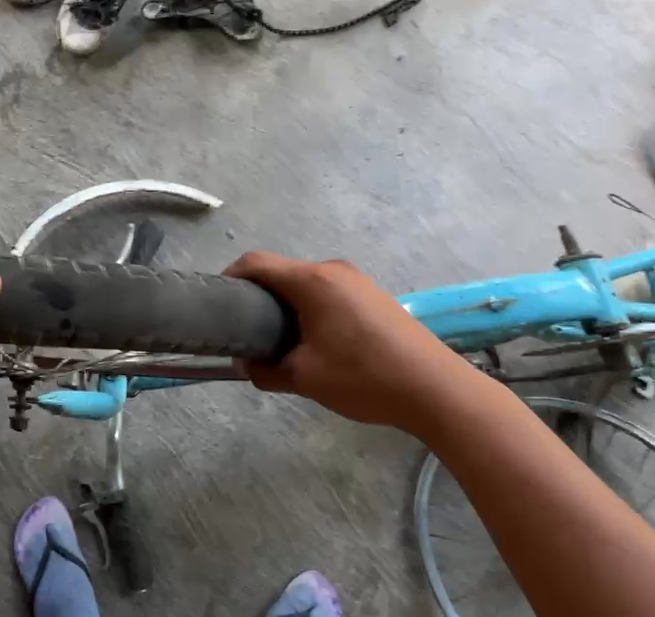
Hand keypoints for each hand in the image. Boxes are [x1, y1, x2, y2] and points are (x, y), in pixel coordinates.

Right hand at [224, 251, 486, 435]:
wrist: (437, 390)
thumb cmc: (365, 377)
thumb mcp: (305, 378)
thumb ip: (266, 370)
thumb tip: (245, 365)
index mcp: (312, 280)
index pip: (255, 263)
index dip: (230, 277)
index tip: (217, 302)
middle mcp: (333, 269)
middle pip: (281, 272)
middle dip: (259, 297)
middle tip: (246, 330)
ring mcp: (357, 280)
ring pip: (306, 283)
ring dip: (288, 305)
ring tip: (281, 340)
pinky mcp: (374, 295)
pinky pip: (329, 292)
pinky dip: (312, 308)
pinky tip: (318, 342)